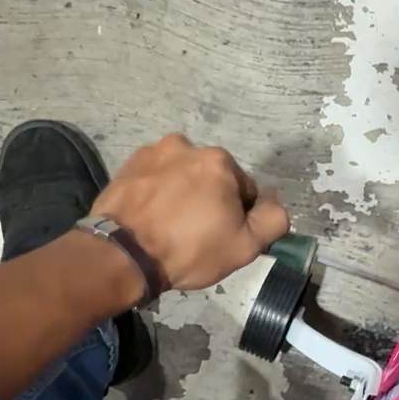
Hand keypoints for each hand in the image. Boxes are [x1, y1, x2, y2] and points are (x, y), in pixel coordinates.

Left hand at [92, 134, 290, 291]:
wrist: (123, 254)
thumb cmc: (190, 250)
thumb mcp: (246, 246)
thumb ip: (273, 220)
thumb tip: (275, 205)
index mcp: (220, 162)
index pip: (246, 192)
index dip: (240, 218)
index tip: (223, 237)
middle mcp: (187, 145)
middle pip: (213, 180)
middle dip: (211, 202)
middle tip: (197, 235)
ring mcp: (153, 152)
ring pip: (184, 177)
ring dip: (184, 195)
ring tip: (172, 227)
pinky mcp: (127, 165)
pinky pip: (156, 179)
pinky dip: (159, 194)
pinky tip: (153, 219)